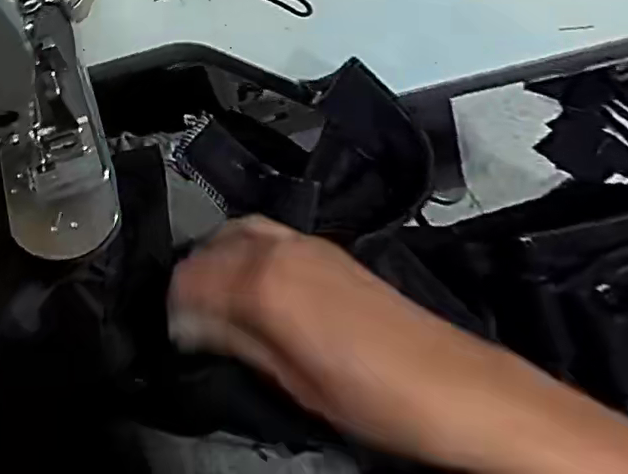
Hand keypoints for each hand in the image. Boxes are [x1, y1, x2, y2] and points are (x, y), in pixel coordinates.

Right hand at [169, 218, 627, 473]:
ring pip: (238, 231)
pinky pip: (267, 234)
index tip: (172, 328)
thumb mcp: (291, 381)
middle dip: (191, 275)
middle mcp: (281, 248)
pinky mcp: (327, 250)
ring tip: (215, 299)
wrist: (455, 388)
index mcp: (264, 281)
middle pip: (212, 245)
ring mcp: (306, 243)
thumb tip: (193, 325)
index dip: (174, 304)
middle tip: (187, 314)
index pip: (193, 276)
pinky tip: (252, 284)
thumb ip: (235, 341)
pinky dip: (245, 252)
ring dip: (216, 259)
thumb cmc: (379, 396)